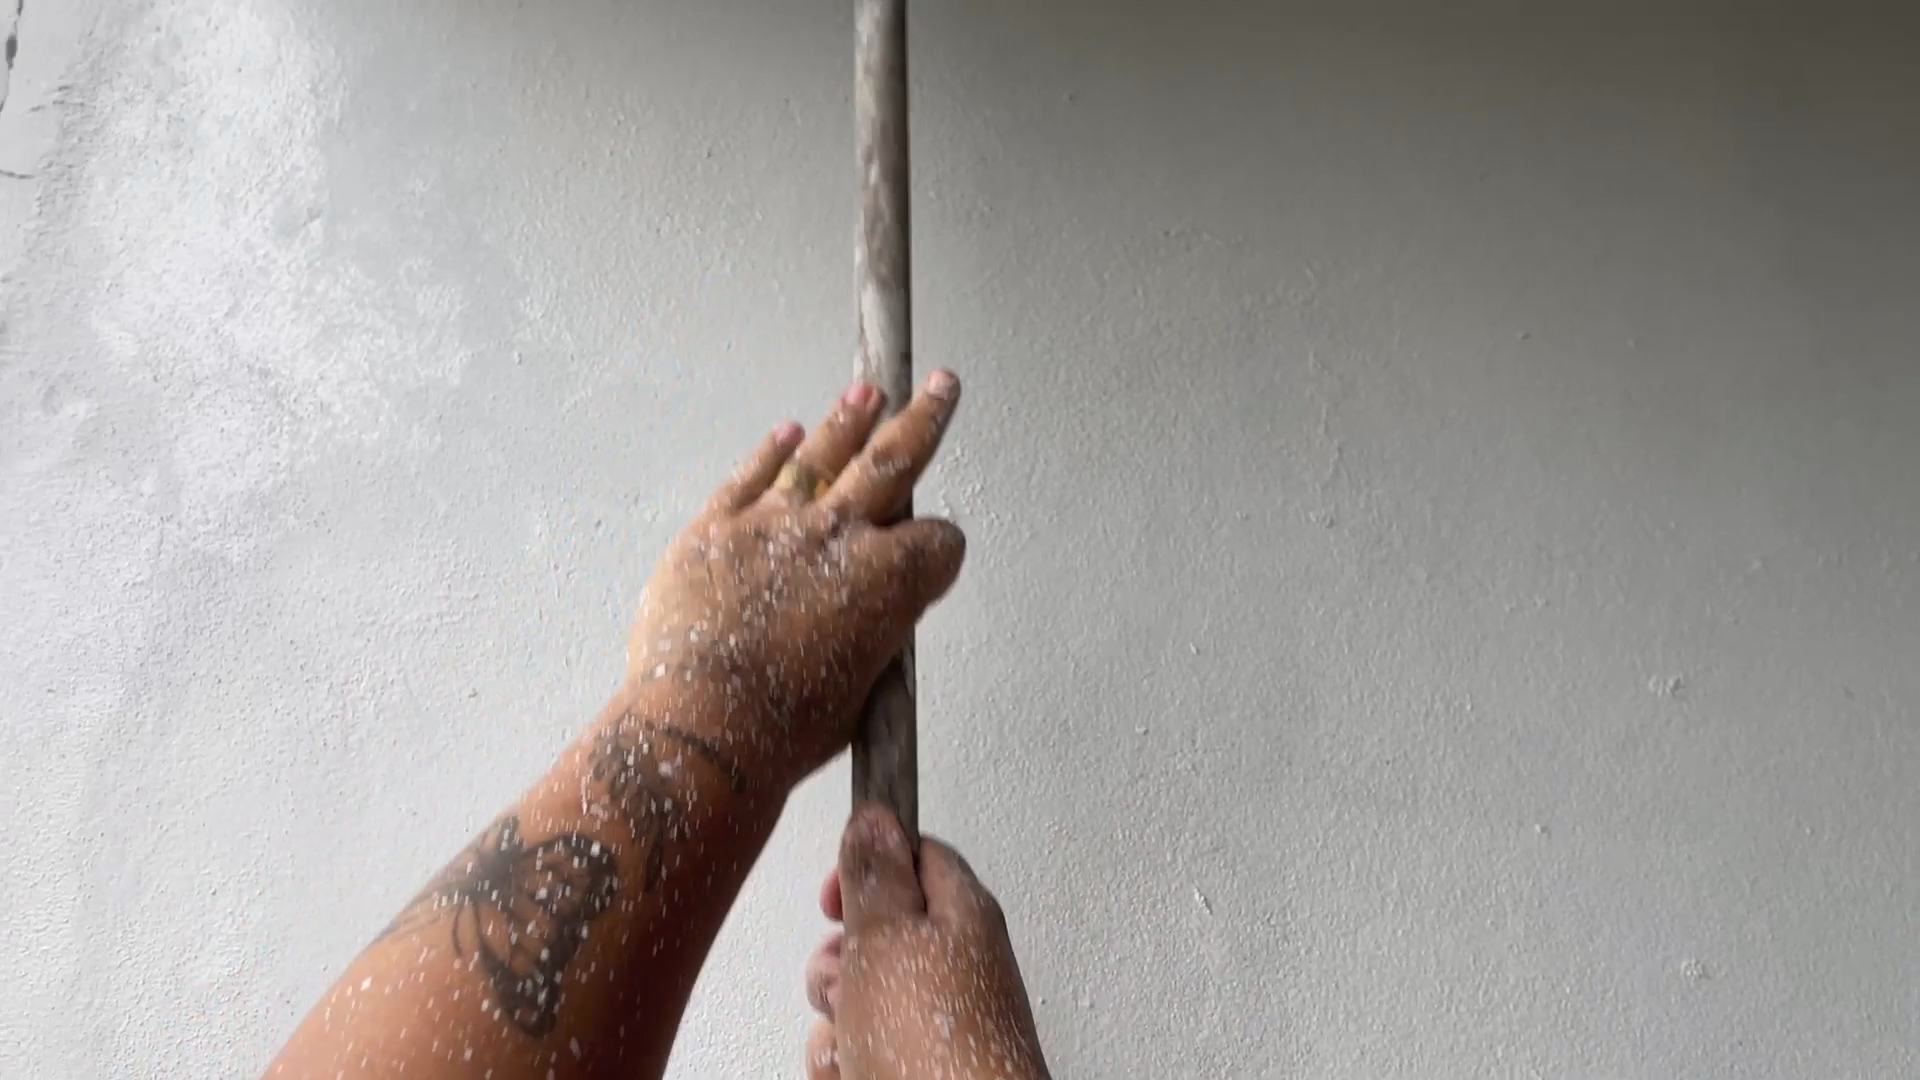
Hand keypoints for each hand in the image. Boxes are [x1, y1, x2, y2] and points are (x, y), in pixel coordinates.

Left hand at [626, 373, 965, 791]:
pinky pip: (750, 476)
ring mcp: (774, 525)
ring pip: (822, 455)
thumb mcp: (865, 686)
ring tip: (868, 393)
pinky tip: (786, 432)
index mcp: (888, 579)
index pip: (940, 540)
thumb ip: (880, 628)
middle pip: (894, 461)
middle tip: (941, 386)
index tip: (930, 563)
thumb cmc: (786, 728)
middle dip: (925, 420)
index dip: (940, 554)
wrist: (700, 732)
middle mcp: (838, 537)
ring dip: (850, 420)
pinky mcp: (716, 528)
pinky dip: (771, 453)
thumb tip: (877, 605)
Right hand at [803, 804, 1050, 1079]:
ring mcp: (933, 1021)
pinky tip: (851, 1075)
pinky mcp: (910, 1071)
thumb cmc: (937, 1046)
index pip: (914, 855)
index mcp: (960, 912)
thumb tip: (873, 814)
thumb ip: (874, 872)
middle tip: (841, 975)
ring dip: (837, 1018)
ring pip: (860, 996)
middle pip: (878, 931)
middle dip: (840, 956)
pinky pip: (859, 1050)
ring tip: (851, 1040)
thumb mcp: (890, 934)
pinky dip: (844, 1063)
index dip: (868, 863)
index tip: (833, 893)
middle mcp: (952, 963)